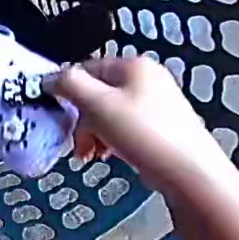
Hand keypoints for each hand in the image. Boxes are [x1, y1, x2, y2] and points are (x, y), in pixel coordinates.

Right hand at [49, 56, 230, 191]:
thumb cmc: (142, 133)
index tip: (59, 116)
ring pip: (110, 113)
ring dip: (94, 133)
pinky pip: (126, 128)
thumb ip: (68, 84)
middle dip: (82, 119)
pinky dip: (112, 140)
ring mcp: (158, 104)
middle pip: (97, 93)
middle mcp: (148, 79)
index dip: (67, 91)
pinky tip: (110, 155)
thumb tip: (49, 79)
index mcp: (133, 65)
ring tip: (91, 155)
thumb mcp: (97, 104)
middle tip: (78, 143)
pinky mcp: (163, 128)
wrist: (189, 173)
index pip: (86, 68)